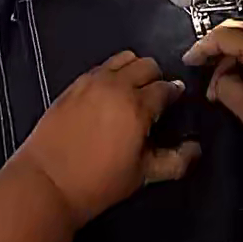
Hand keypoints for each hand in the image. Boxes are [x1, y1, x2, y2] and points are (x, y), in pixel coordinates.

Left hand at [8, 51, 200, 226]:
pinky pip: (102, 66)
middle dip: (156, 78)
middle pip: (148, 65)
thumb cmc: (98, 183)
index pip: (166, 88)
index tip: (175, 101)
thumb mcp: (141, 176)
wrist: (47, 181)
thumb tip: (195, 149)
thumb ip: (174, 161)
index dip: (174, 94)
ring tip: (132, 91)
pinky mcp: (75, 83)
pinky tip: (109, 93)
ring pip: (124, 58)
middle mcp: (117, 86)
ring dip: (134, 70)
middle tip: (154, 98)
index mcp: (137, 106)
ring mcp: (93, 81)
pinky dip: (112, 73)